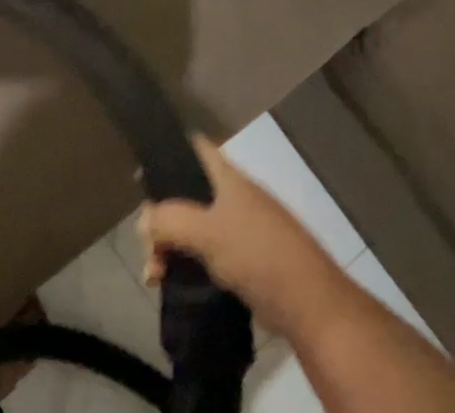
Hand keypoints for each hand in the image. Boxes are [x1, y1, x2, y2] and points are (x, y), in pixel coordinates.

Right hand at [137, 135, 320, 307]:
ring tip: (155, 274)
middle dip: (159, 218)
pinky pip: (201, 256)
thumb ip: (168, 220)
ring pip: (189, 229)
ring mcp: (239, 231)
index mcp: (228, 179)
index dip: (168, 149)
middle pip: (183, 194)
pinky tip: (166, 282)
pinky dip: (182, 267)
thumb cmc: (259, 255)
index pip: (195, 147)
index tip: (142, 171)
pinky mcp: (242, 262)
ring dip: (166, 248)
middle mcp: (233, 199)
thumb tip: (145, 223)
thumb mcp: (206, 231)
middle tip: (147, 243)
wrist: (312, 307)